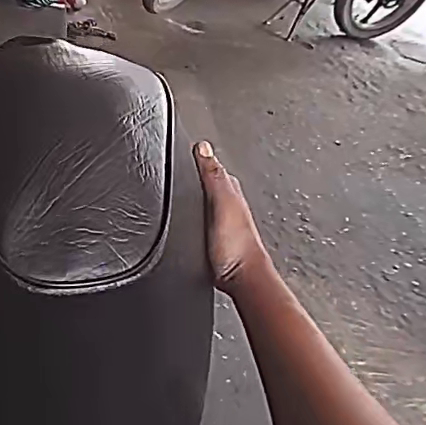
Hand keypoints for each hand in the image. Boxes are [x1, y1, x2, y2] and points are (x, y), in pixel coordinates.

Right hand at [193, 141, 273, 296]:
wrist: (240, 278)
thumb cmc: (234, 246)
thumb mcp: (222, 203)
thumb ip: (213, 176)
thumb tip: (203, 148)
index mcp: (229, 192)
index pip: (212, 166)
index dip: (200, 157)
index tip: (191, 147)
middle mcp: (226, 205)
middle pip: (208, 183)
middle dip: (197, 175)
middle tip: (185, 163)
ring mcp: (219, 223)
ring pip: (204, 202)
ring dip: (194, 196)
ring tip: (185, 188)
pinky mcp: (211, 239)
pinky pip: (199, 220)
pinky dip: (193, 215)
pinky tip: (187, 219)